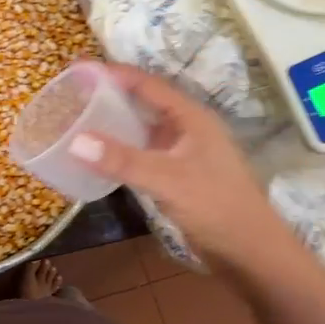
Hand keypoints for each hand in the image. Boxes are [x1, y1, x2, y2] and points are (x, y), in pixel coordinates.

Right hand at [72, 63, 298, 272]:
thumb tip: (75, 140)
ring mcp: (184, 152)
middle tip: (72, 91)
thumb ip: (122, 160)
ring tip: (78, 116)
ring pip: (143, 127)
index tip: (78, 68)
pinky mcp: (178, 174)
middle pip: (143, 101)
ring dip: (114, 121)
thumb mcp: (167, 180)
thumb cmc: (217, 207)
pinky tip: (99, 153)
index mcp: (191, 117)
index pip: (146, 84)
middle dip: (110, 93)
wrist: (252, 254)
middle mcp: (187, 128)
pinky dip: (120, 147)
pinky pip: (143, 151)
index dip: (112, 73)